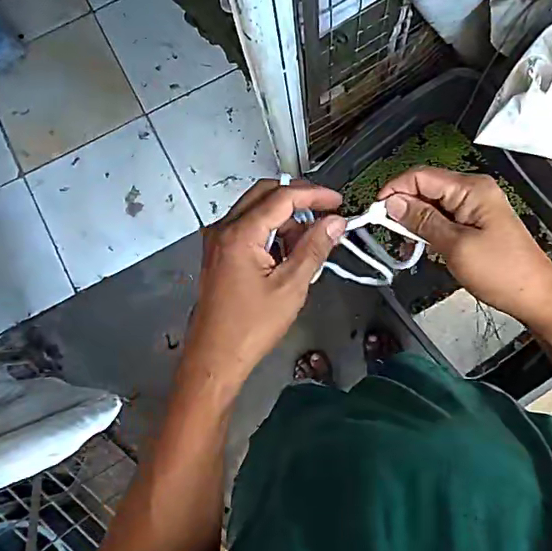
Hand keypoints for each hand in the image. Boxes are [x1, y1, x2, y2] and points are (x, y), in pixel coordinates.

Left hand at [179, 178, 346, 392]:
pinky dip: (270, 231)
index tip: (335, 201)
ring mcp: (218, 241)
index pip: (282, 197)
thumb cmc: (247, 329)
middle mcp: (223, 231)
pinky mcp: (219, 253)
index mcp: (239, 234)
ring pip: (256, 209)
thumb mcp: (291, 286)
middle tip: (326, 213)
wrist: (216, 356)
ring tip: (308, 244)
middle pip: (266, 194)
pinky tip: (287, 254)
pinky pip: (247, 227)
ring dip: (285, 218)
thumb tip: (333, 224)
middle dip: (299, 200)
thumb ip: (315, 248)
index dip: (314, 195)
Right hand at [379, 166, 551, 329]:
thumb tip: (393, 203)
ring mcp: (476, 206)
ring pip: (432, 203)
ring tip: (406, 243)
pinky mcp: (476, 222)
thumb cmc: (503, 272)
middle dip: (403, 206)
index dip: (395, 190)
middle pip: (425, 187)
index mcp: (471, 189)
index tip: (377, 213)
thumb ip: (422, 221)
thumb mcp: (455, 246)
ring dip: (414, 220)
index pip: (421, 176)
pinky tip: (422, 245)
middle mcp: (474, 191)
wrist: (537, 296)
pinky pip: (443, 216)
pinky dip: (428, 229)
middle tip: (389, 232)